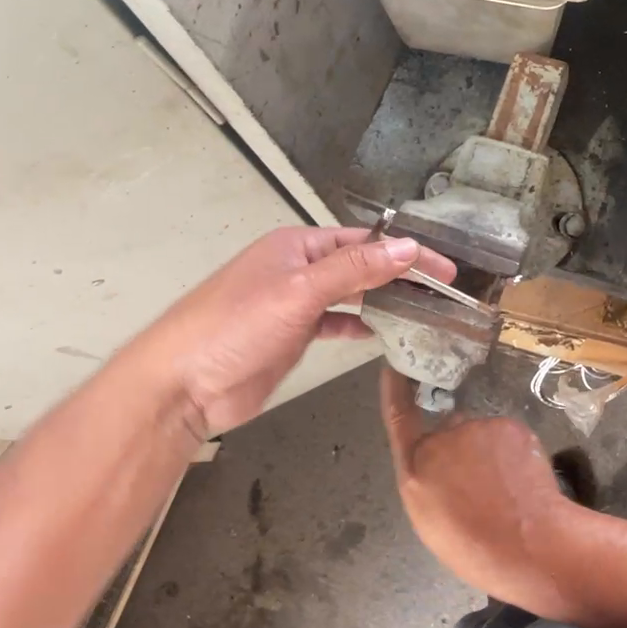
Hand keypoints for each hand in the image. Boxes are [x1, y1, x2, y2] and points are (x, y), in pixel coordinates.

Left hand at [115, 227, 455, 436]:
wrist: (181, 386)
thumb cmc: (236, 327)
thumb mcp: (299, 291)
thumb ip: (355, 269)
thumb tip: (408, 248)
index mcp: (297, 246)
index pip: (365, 242)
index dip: (406, 252)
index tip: (444, 269)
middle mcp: (298, 269)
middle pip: (361, 265)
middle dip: (401, 274)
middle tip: (445, 290)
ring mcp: (294, 304)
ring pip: (351, 294)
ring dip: (384, 299)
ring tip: (425, 309)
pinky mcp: (292, 336)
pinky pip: (336, 323)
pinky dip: (359, 325)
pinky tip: (382, 332)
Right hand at [382, 368, 579, 618]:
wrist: (526, 545)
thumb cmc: (476, 548)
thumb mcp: (433, 520)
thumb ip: (429, 481)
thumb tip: (444, 467)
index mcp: (415, 471)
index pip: (398, 421)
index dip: (395, 392)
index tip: (393, 367)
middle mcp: (441, 441)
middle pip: (451, 431)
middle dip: (463, 449)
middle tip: (484, 483)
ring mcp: (476, 429)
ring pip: (483, 433)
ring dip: (491, 451)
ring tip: (506, 488)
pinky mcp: (508, 426)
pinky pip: (508, 434)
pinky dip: (515, 451)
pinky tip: (523, 478)